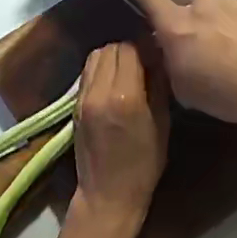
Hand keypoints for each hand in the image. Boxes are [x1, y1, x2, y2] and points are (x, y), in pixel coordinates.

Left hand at [72, 42, 168, 230]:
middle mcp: (99, 91)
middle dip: (130, 49)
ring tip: (131, 70)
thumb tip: (159, 56)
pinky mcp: (74, 102)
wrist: (107, 192)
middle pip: (111, 48)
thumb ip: (158, 86)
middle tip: (146, 60)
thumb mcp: (162, 124)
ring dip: (114, 56)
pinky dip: (102, 68)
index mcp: (124, 97)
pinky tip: (116, 81)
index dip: (145, 46)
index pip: (130, 49)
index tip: (158, 51)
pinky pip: (88, 72)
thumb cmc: (144, 164)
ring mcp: (83, 96)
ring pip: (96, 56)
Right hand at [111, 0, 236, 132]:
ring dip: (221, 34)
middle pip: (188, 14)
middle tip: (208, 64)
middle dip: (193, 31)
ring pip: (217, 16)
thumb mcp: (186, 90)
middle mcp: (201, 6)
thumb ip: (172, 65)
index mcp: (176, 26)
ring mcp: (233, 3)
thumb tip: (172, 53)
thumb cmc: (231, 92)